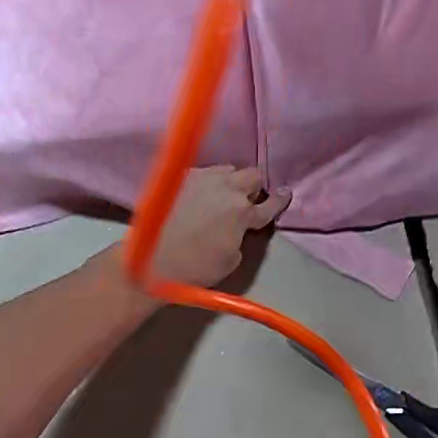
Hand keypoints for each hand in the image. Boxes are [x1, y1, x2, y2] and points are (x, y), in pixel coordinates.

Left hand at [146, 166, 290, 287]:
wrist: (151, 257)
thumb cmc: (195, 267)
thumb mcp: (230, 260)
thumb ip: (239, 237)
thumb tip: (235, 228)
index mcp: (243, 213)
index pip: (269, 205)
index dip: (279, 202)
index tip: (285, 194)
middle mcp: (227, 189)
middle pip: (252, 175)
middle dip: (254, 186)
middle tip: (248, 199)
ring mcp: (203, 178)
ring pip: (227, 170)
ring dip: (230, 181)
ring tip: (221, 195)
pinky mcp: (181, 176)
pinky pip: (203, 173)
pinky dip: (206, 182)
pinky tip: (198, 195)